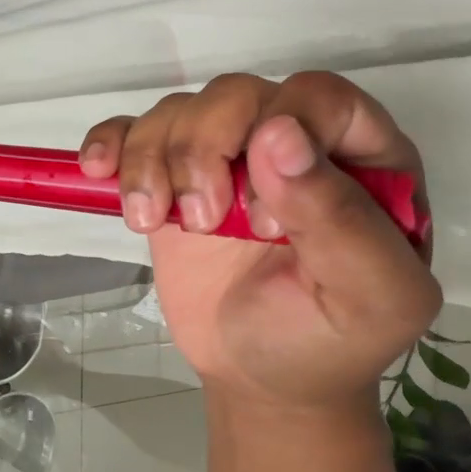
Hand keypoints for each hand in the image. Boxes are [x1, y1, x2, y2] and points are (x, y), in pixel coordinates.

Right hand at [77, 72, 439, 410]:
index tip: (261, 217)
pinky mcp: (166, 178)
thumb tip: (277, 135)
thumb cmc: (327, 339)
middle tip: (202, 224)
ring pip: (176, 111)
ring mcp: (222, 159)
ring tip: (150, 222)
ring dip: (149, 161)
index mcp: (359, 158)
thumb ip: (341, 217)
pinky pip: (128, 131)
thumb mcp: (371, 296)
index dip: (280, 138)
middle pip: (233, 95)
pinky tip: (99, 174)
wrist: (259, 376)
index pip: (316, 97)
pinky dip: (108, 144)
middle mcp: (288, 144)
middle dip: (200, 152)